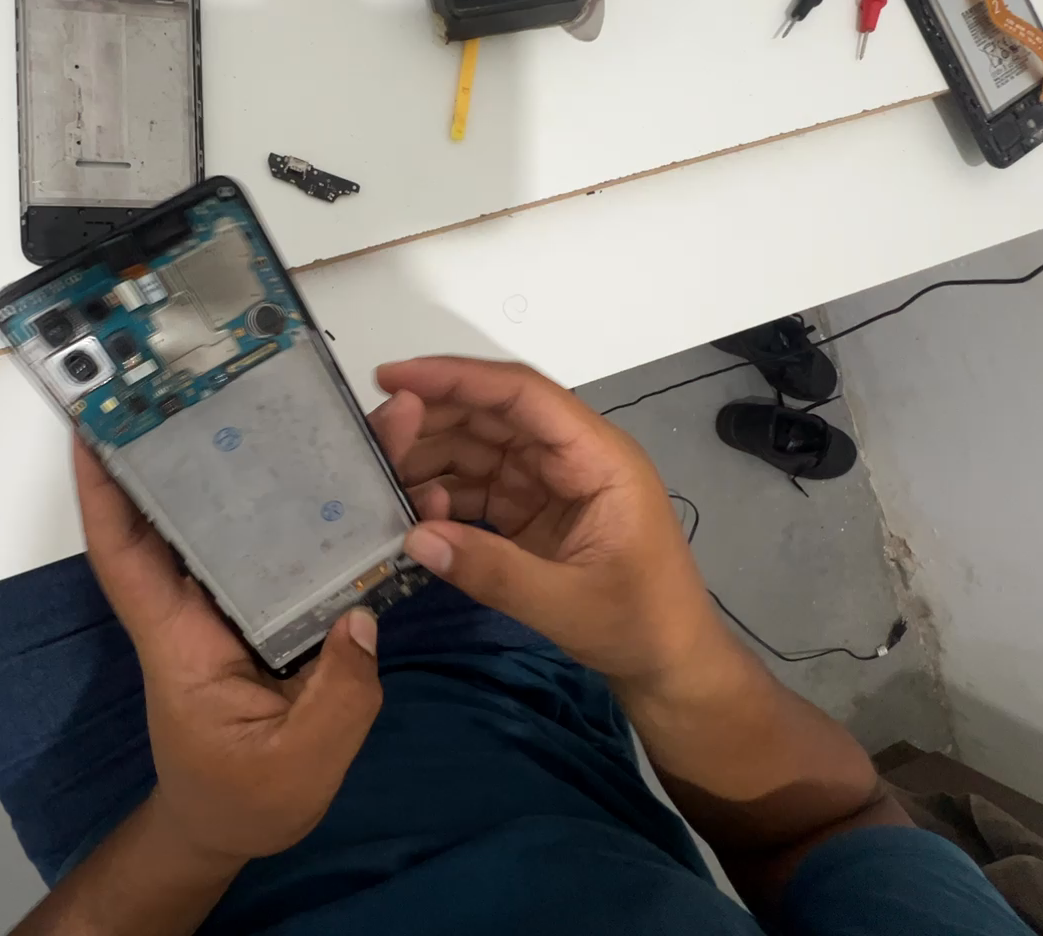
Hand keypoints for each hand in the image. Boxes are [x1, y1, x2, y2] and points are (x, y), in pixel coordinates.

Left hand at [69, 389, 430, 862]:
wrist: (241, 819)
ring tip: (370, 423)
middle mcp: (207, 603)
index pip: (125, 555)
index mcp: (180, 636)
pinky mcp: (288, 606)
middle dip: (240, 444)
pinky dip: (341, 512)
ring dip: (313, 467)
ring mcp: (250, 600)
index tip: (96, 423)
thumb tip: (364, 615)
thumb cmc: (244, 797)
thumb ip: (335, 697)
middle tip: (275, 385)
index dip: (104, 490)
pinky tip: (384, 484)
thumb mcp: (296, 763)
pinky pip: (309, 547)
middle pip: (214, 510)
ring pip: (271, 517)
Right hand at [373, 357, 723, 687]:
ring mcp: (549, 480)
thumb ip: (493, 572)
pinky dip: (443, 494)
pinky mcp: (531, 506)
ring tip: (382, 479)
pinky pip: (477, 484)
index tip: (395, 379)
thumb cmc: (641, 625)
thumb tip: (413, 538)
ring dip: (430, 457)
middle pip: (491, 415)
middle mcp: (570, 456)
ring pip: (478, 447)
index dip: (457, 379)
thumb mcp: (569, 604)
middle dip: (431, 418)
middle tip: (373, 437)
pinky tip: (414, 511)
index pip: (522, 395)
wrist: (670, 663)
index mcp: (597, 457)